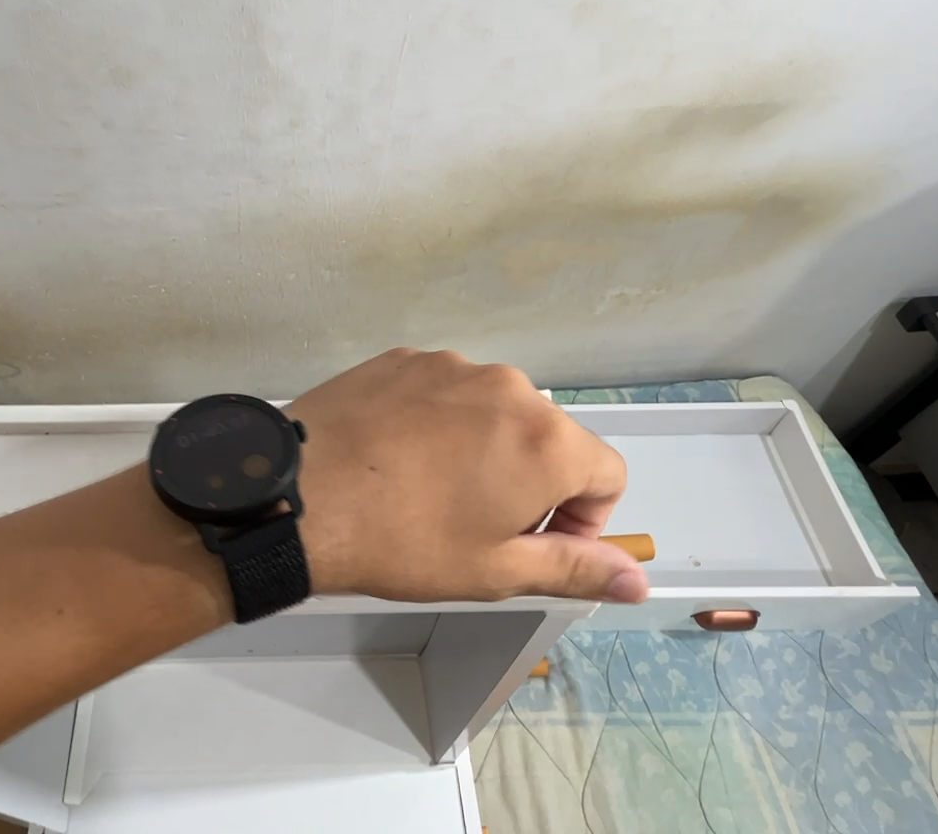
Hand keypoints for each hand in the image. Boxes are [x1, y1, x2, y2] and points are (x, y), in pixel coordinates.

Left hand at [287, 348, 648, 604]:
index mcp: (545, 439)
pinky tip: (396, 454)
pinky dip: (438, 420)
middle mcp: (507, 386)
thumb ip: (575, 568)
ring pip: (493, 410)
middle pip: (547, 437)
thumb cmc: (404, 541)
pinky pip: (443, 390)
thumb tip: (637, 581)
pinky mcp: (402, 357)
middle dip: (530, 481)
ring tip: (428, 486)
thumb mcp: (495, 569)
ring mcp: (450, 364)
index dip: (581, 517)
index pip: (606, 473)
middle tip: (474, 520)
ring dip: (483, 446)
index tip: (532, 540)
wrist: (300, 494)